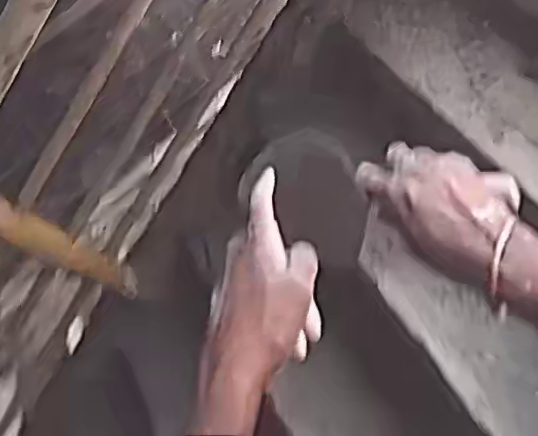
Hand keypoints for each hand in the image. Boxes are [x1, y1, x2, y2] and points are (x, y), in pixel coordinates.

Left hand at [193, 167, 320, 433]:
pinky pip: (259, 301)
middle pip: (274, 254)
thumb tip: (302, 254)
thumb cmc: (265, 324)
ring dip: (288, 305)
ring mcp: (231, 278)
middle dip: (294, 278)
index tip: (267, 174)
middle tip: (308, 305)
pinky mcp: (228, 301)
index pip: (261, 202)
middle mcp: (239, 254)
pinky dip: (274, 316)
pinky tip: (284, 339)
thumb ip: (306, 259)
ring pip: (270, 282)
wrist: (236, 363)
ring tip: (299, 333)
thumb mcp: (302, 285)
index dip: (266, 185)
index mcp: (256, 242)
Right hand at [356, 143, 519, 280]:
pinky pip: (452, 160)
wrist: (499, 250)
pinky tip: (463, 188)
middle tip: (408, 182)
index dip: (369, 180)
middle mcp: (418, 169)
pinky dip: (453, 170)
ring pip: (425, 154)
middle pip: (398, 153)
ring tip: (438, 187)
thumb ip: (396, 216)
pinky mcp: (467, 164)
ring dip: (427, 166)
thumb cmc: (458, 253)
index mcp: (399, 190)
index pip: (368, 174)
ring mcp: (443, 163)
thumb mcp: (415, 239)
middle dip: (400, 164)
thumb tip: (386, 209)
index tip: (372, 185)